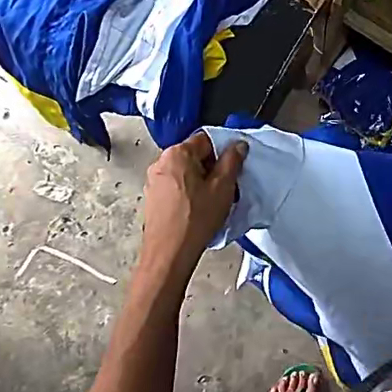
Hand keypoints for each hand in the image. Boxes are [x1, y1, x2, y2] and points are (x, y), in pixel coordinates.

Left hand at [138, 132, 245, 276]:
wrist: (170, 252)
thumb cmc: (195, 220)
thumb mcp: (224, 186)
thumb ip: (232, 160)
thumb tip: (237, 145)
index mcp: (177, 154)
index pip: (207, 139)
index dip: (225, 151)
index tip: (235, 164)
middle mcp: (161, 163)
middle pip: (196, 155)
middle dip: (214, 167)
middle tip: (228, 185)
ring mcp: (154, 181)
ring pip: (187, 171)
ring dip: (203, 181)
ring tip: (215, 200)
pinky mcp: (154, 197)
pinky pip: (178, 185)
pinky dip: (191, 192)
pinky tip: (201, 209)